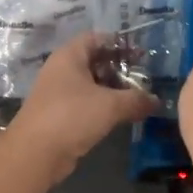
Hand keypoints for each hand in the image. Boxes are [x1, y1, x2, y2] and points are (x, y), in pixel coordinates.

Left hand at [3, 33, 155, 177]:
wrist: (35, 154)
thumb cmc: (72, 116)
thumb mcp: (110, 105)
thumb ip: (137, 100)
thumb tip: (157, 101)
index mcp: (69, 56)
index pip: (97, 38)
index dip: (120, 43)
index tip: (142, 55)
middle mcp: (62, 70)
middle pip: (95, 61)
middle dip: (120, 68)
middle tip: (145, 78)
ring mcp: (59, 93)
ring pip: (92, 84)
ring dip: (114, 90)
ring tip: (139, 98)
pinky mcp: (60, 115)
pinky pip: (87, 103)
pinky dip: (104, 106)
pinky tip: (122, 115)